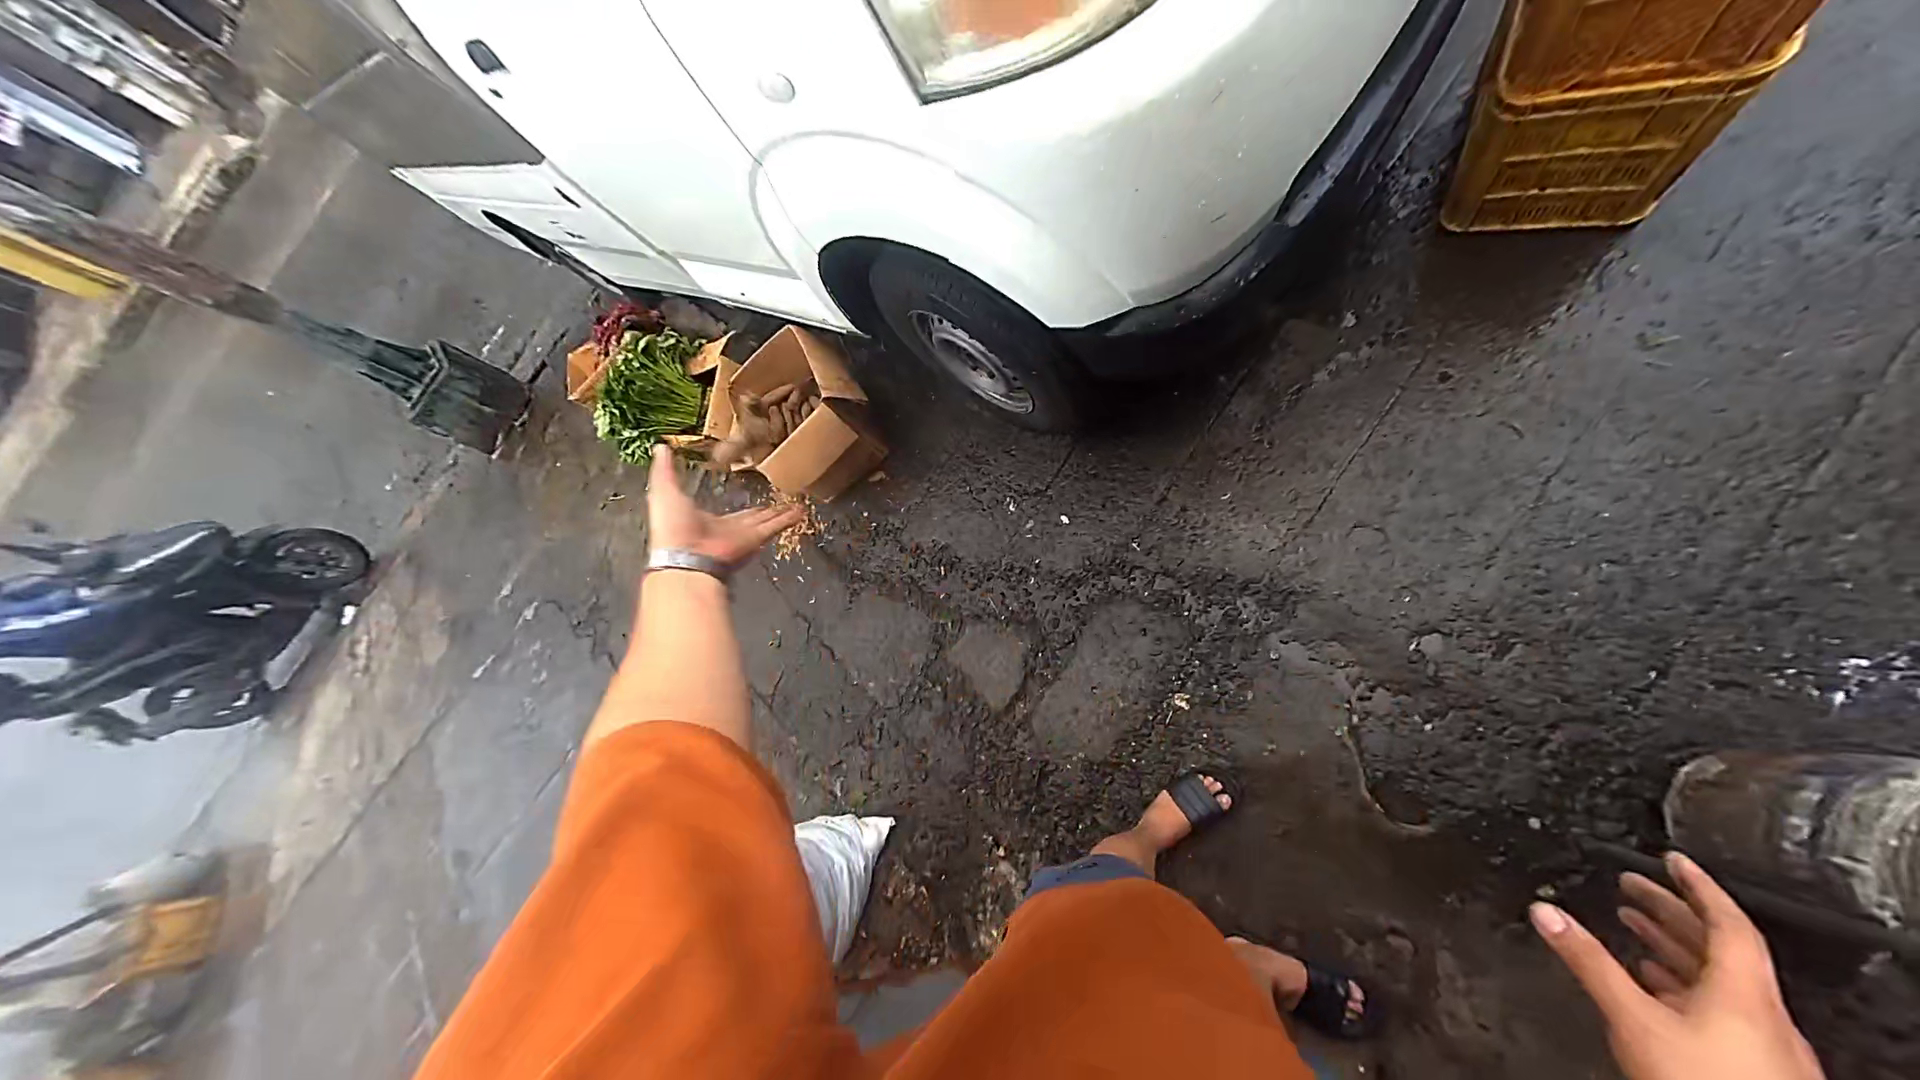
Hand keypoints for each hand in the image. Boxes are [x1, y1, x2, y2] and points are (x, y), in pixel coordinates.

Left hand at [647, 445, 802, 567]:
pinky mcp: (755, 538)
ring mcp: (744, 534)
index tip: (752, 495)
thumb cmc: (671, 527)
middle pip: (754, 517)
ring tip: (796, 506)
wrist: (683, 555)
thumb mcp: (663, 490)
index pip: (730, 511)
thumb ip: (665, 470)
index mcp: (708, 520)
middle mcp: (729, 529)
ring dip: (782, 514)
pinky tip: (800, 512)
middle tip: (780, 502)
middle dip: (767, 511)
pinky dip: (789, 520)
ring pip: (768, 521)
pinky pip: (776, 527)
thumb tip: (661, 448)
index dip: (742, 504)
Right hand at [1530, 852, 1823, 1079]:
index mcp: (1742, 994)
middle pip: (1719, 947)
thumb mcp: (1632, 1015)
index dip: (1699, 886)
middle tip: (1636, 884)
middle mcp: (1761, 1014)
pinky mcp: (1751, 1064)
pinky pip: (1718, 1007)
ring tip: (1637, 924)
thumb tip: (1547, 913)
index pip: (1728, 923)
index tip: (1675, 861)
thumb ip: (1588, 961)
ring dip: (1675, 944)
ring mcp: (1762, 1043)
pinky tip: (1655, 983)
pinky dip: (1682, 981)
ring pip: (1718, 977)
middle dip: (1672, 909)